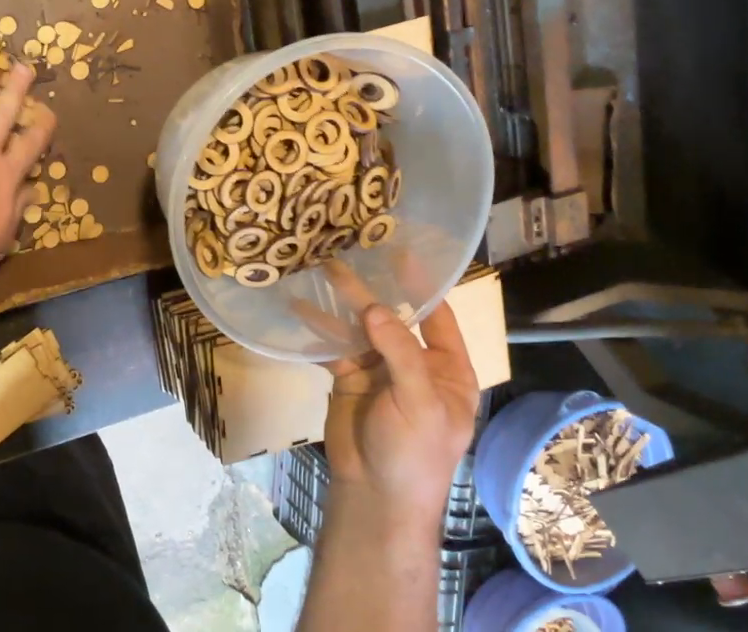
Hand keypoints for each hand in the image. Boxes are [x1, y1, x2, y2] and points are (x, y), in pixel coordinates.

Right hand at [318, 261, 478, 515]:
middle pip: (391, 317)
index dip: (420, 285)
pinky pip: (334, 346)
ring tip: (319, 271)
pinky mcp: (348, 378)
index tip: (399, 252)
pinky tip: (300, 306)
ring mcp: (379, 370)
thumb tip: (374, 308)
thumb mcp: (420, 403)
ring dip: (339, 304)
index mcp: (447, 369)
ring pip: (359, 328)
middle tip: (344, 258)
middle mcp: (414, 363)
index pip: (437, 316)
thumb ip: (400, 353)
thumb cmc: (414, 452)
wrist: (376, 494)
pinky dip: (318, 327)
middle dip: (369, 290)